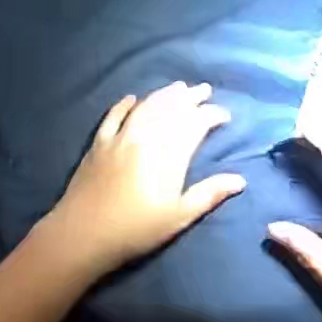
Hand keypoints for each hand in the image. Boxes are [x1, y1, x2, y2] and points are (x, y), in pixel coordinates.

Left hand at [34, 82, 244, 276]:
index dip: (211, 116)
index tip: (224, 116)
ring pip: (144, 108)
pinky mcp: (96, 145)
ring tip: (178, 88)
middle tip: (204, 90)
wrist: (82, 234)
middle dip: (189, 98)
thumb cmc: (134, 230)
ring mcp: (117, 140)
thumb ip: (208, 195)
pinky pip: (111, 117)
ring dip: (162, 95)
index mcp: (167, 156)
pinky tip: (132, 98)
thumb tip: (240, 180)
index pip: (194, 124)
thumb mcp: (177, 217)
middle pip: (169, 109)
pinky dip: (123, 105)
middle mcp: (143, 139)